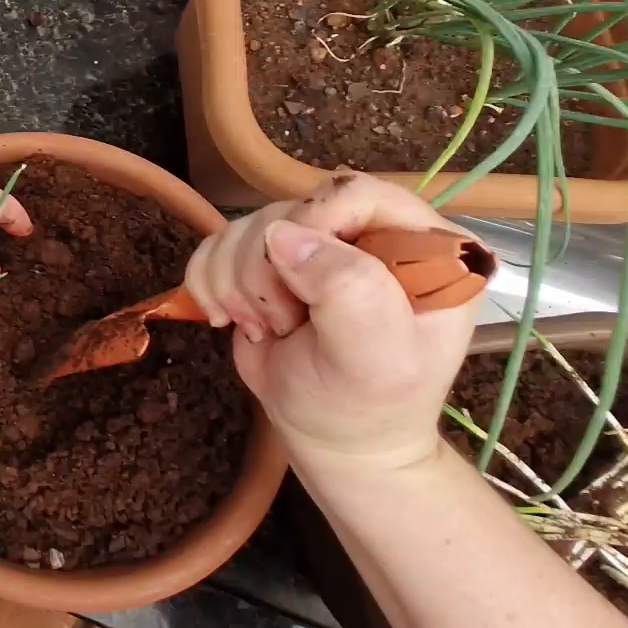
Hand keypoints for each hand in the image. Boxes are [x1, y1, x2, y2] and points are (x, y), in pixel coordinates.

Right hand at [183, 173, 482, 472]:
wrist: (327, 434)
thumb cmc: (367, 403)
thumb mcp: (375, 358)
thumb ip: (349, 292)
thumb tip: (284, 237)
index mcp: (420, 248)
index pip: (358, 194)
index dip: (316, 224)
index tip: (299, 280)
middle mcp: (362, 236)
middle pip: (286, 211)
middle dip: (263, 270)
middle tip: (282, 322)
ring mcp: (308, 247)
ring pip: (241, 228)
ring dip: (233, 283)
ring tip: (263, 327)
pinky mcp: (260, 261)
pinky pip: (212, 245)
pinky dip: (207, 283)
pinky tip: (230, 318)